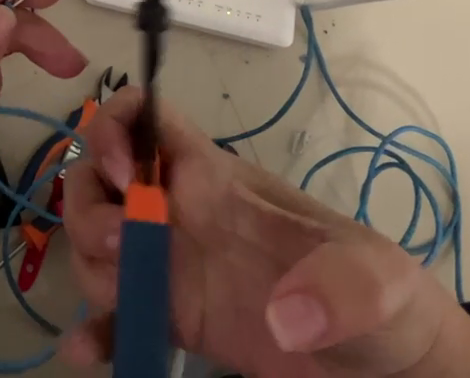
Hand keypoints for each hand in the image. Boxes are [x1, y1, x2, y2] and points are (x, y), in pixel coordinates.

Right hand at [64, 89, 469, 376]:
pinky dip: (95, 330)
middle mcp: (179, 212)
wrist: (383, 363)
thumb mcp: (373, 280)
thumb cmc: (378, 296)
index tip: (124, 172)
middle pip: (99, 179)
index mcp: (214, 178)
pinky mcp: (173, 319)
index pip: (147, 117)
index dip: (116, 126)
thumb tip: (284, 315)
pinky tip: (86, 351)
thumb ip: (340, 287)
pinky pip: (116, 316)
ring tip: (126, 302)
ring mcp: (172, 266)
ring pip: (95, 242)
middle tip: (119, 246)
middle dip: (89, 205)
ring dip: (89, 264)